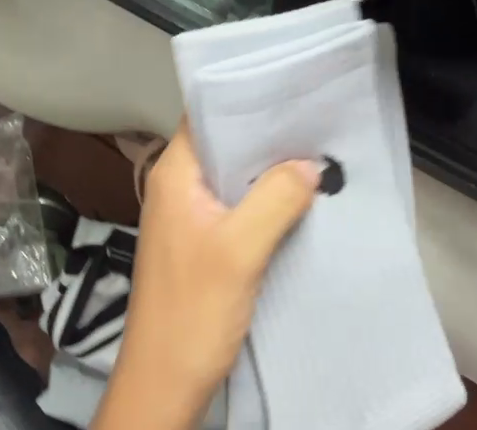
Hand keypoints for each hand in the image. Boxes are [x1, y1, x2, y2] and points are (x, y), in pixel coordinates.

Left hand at [93, 121, 319, 429]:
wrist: (164, 383)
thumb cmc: (192, 311)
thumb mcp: (239, 250)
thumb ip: (275, 199)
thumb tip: (310, 164)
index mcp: (173, 173)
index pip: (206, 115)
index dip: (245, 100)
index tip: (289, 92)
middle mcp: (176, 185)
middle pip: (223, 144)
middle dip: (265, 136)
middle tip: (313, 123)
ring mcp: (187, 214)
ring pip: (232, 176)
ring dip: (266, 171)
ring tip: (311, 155)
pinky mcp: (200, 241)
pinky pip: (234, 205)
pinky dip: (262, 200)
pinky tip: (294, 199)